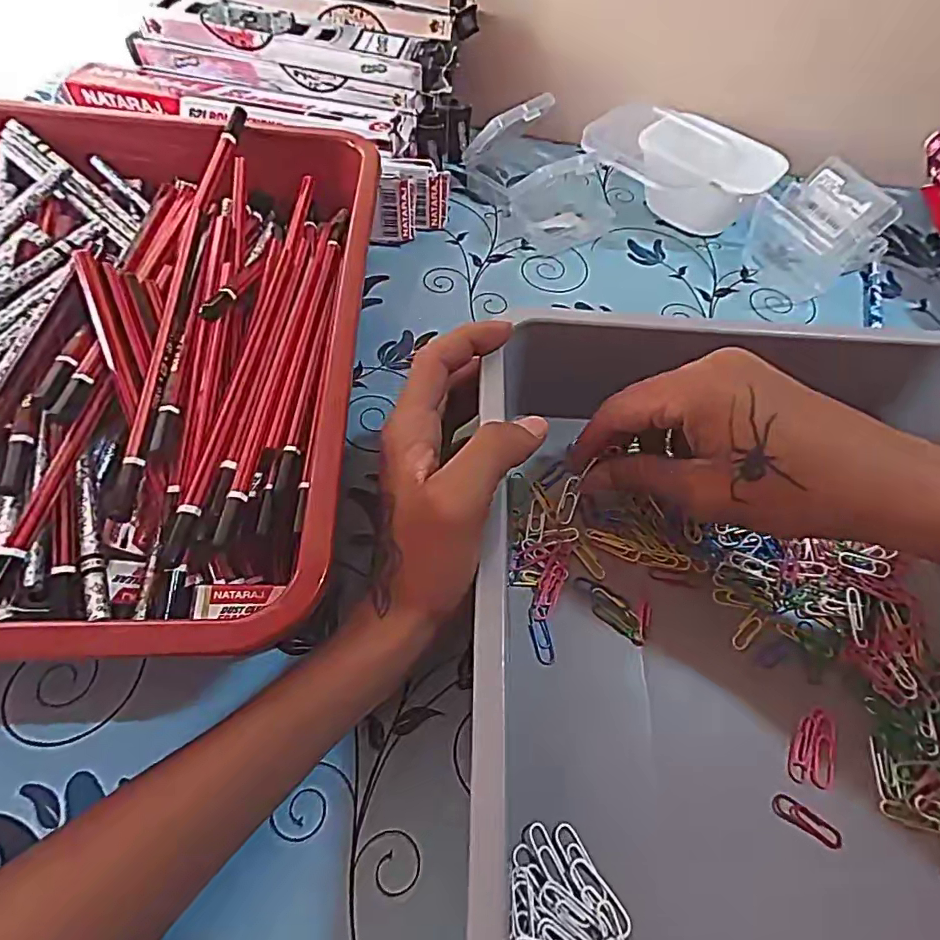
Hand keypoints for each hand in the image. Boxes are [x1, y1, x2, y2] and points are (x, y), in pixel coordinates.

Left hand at [371, 321, 547, 629]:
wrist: (407, 609)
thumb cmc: (428, 559)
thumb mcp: (462, 499)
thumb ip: (494, 451)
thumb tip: (531, 423)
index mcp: (409, 430)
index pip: (433, 362)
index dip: (468, 338)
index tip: (507, 331)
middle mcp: (411, 436)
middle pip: (443, 378)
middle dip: (481, 358)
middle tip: (524, 355)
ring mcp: (423, 457)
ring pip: (454, 405)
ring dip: (486, 388)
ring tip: (524, 382)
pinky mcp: (438, 476)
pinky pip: (464, 433)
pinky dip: (489, 419)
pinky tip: (514, 428)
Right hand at [569, 346, 939, 549]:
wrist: (883, 481)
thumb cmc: (792, 491)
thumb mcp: (705, 493)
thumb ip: (639, 479)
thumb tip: (592, 480)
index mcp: (694, 385)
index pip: (620, 408)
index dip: (591, 442)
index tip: (575, 475)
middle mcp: (710, 363)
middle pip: (644, 401)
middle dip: (621, 442)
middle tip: (609, 484)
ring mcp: (736, 368)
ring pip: (670, 401)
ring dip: (652, 438)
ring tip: (651, 480)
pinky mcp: (755, 380)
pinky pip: (699, 401)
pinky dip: (681, 431)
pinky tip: (688, 463)